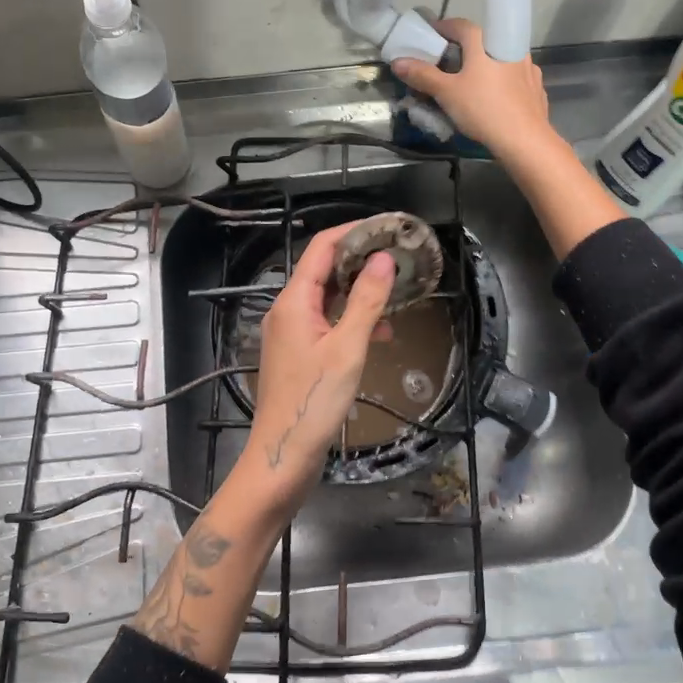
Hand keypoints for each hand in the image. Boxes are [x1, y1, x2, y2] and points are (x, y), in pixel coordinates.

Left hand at [238, 221, 397, 506]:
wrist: (282, 456)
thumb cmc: (313, 402)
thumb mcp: (348, 349)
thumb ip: (367, 302)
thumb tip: (384, 259)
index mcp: (293, 301)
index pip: (323, 248)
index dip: (355, 231)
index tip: (389, 226)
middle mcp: (287, 310)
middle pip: (325, 270)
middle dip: (362, 261)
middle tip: (400, 257)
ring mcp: (290, 333)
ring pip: (328, 299)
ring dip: (360, 294)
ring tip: (397, 297)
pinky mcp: (297, 354)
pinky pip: (326, 323)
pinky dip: (351, 321)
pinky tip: (379, 334)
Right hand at [395, 18, 629, 256]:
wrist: (525, 139)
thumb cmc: (483, 109)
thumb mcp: (446, 93)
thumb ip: (422, 75)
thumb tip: (398, 62)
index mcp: (486, 42)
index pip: (461, 25)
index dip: (443, 29)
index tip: (431, 38)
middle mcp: (510, 46)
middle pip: (482, 41)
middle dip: (463, 49)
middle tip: (446, 63)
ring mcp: (527, 66)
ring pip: (500, 58)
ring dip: (485, 64)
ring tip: (471, 81)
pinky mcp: (536, 85)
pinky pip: (514, 76)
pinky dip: (502, 80)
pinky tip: (495, 96)